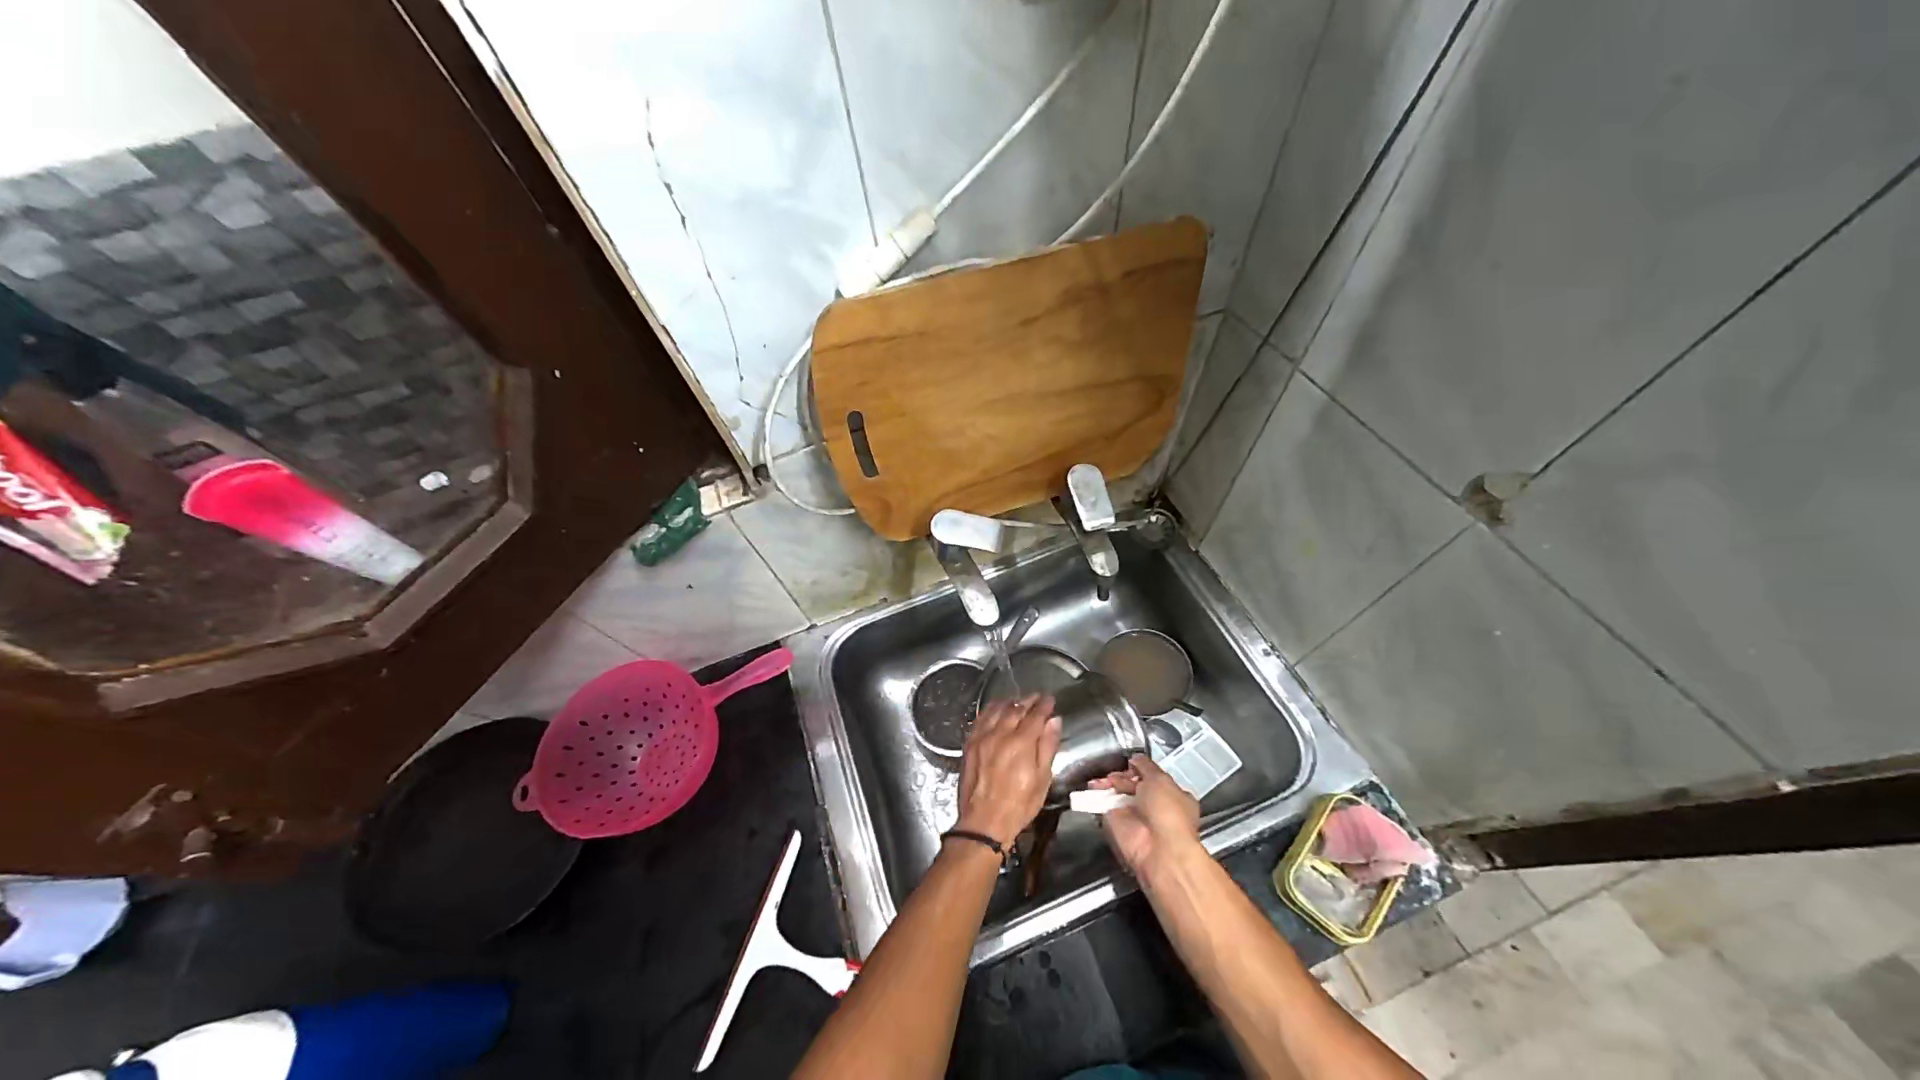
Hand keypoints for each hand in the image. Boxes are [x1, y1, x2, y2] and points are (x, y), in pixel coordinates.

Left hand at [953, 694, 1060, 847]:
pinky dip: (990, 711)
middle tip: (1036, 698)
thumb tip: (1054, 721)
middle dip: (1028, 701)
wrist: (984, 822)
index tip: (1050, 699)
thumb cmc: (1019, 805)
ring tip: (1018, 702)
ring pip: (996, 710)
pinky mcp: (969, 745)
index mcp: (1021, 743)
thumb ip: (1047, 746)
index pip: (1035, 715)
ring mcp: (982, 738)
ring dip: (1009, 703)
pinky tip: (995, 712)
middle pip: (1015, 709)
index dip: (1044, 705)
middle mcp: (999, 735)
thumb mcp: (1042, 779)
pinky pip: (980, 719)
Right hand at [1088, 755, 1200, 880]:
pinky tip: (1093, 787)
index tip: (1130, 762)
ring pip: (1118, 793)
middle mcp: (1154, 805)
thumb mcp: (1161, 780)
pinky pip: (1105, 805)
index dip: (1141, 768)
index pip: (1153, 777)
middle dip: (1122, 776)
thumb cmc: (1167, 811)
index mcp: (1172, 795)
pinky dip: (1098, 795)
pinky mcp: (1117, 824)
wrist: (1157, 849)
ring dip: (1109, 783)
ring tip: (1103, 781)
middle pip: (1133, 783)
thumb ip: (1146, 766)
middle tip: (1114, 774)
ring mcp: (1134, 815)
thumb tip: (1135, 758)